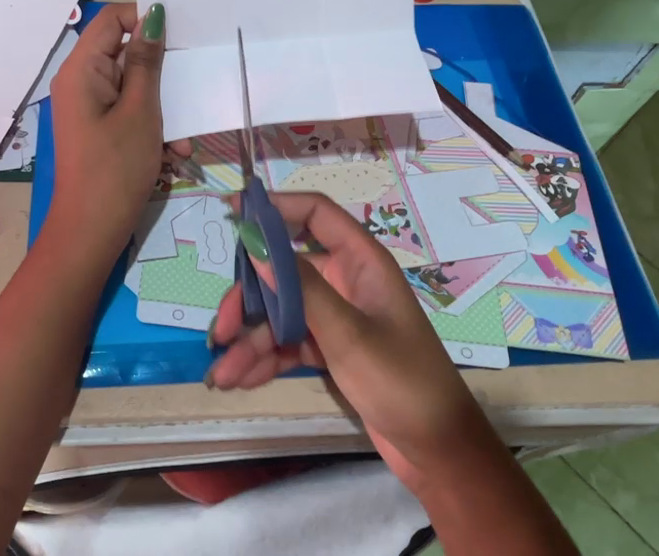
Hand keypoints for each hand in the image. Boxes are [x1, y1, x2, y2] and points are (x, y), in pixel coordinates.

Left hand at [44, 2, 180, 257]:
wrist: (91, 230)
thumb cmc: (116, 167)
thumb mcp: (141, 111)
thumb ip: (147, 61)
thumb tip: (152, 16)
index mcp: (81, 69)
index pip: (111, 19)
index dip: (144, 19)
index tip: (179, 38)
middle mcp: (80, 80)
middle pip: (124, 52)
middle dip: (161, 74)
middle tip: (189, 88)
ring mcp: (88, 105)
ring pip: (133, 85)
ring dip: (162, 107)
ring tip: (180, 139)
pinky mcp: (98, 126)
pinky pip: (129, 111)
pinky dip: (152, 126)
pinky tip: (171, 154)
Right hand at [206, 190, 490, 488]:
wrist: (437, 449)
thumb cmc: (402, 380)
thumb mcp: (348, 334)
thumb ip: (301, 288)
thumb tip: (256, 245)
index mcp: (362, 261)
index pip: (314, 214)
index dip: (275, 208)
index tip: (232, 213)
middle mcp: (347, 281)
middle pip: (285, 269)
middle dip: (250, 297)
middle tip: (221, 328)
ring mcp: (337, 316)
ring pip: (281, 311)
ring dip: (251, 338)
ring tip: (223, 373)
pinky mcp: (330, 348)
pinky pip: (288, 341)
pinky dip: (264, 358)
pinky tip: (241, 379)